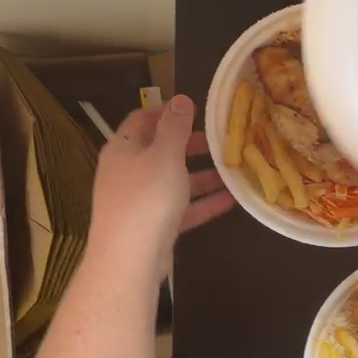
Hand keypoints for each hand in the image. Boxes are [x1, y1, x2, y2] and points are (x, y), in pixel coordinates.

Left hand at [90, 95, 234, 272]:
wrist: (130, 258)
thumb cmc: (146, 198)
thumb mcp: (164, 155)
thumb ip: (175, 127)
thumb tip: (180, 98)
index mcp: (124, 149)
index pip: (142, 119)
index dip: (167, 111)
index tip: (197, 110)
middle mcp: (128, 172)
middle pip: (161, 151)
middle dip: (192, 145)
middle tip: (221, 140)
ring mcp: (141, 201)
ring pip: (175, 181)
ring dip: (203, 175)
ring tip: (233, 169)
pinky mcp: (155, 225)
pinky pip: (183, 208)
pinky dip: (204, 202)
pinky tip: (232, 199)